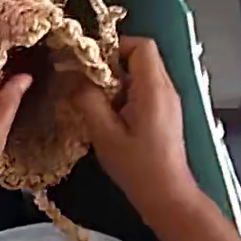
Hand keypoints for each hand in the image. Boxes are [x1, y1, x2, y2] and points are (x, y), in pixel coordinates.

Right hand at [74, 37, 199, 218]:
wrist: (167, 195)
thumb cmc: (136, 166)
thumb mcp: (104, 134)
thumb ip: (88, 100)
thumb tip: (73, 78)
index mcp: (153, 89)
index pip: (141, 45)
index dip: (115, 46)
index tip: (91, 62)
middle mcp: (166, 89)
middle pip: (141, 57)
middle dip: (111, 64)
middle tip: (86, 82)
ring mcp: (168, 101)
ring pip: (140, 74)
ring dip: (116, 81)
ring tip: (95, 101)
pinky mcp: (165, 113)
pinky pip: (144, 90)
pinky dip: (124, 94)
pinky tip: (109, 116)